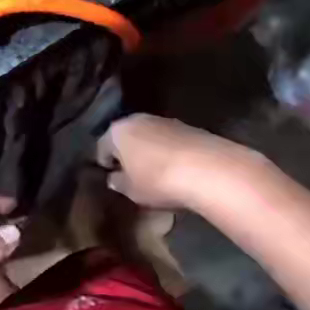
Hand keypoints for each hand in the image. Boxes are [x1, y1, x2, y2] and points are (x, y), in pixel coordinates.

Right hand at [95, 113, 276, 212]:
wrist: (208, 169)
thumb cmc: (158, 181)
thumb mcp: (131, 191)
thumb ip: (118, 183)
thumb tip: (114, 178)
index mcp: (117, 131)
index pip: (102, 146)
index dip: (105, 163)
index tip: (112, 177)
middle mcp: (138, 119)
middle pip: (127, 136)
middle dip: (127, 153)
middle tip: (132, 175)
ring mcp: (165, 120)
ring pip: (149, 136)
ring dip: (149, 151)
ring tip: (157, 173)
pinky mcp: (189, 126)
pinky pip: (170, 140)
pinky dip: (169, 151)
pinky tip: (177, 169)